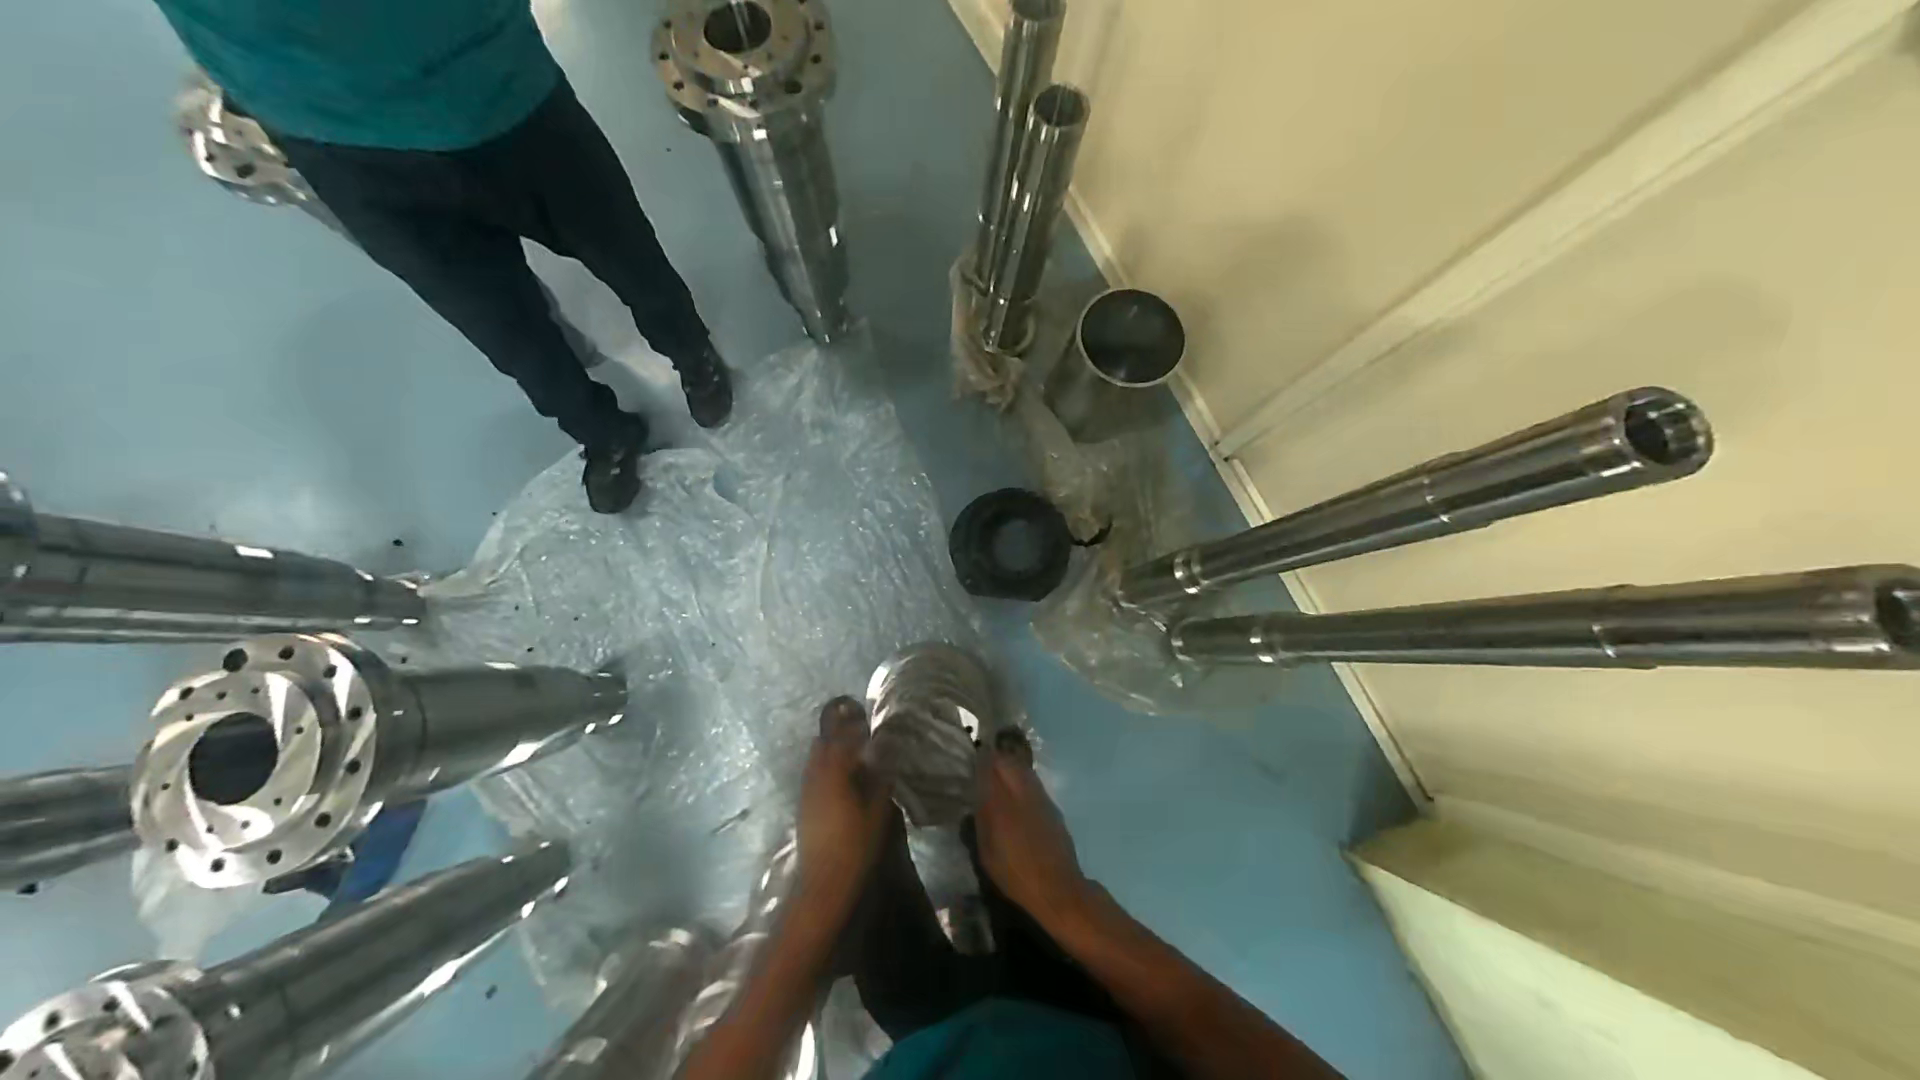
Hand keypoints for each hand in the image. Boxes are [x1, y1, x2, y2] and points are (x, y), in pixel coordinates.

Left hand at [794, 696, 893, 917]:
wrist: (823, 882)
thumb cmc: (855, 847)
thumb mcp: (876, 814)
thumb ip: (880, 782)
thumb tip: (885, 759)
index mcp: (834, 777)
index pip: (841, 742)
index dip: (852, 729)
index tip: (864, 720)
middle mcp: (815, 779)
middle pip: (821, 746)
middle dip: (837, 735)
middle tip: (855, 730)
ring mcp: (806, 793)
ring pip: (813, 760)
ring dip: (828, 750)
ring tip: (847, 750)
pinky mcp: (803, 806)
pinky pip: (811, 774)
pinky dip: (823, 766)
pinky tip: (838, 775)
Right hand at [974, 728, 1093, 931]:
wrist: (1058, 887)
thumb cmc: (1015, 875)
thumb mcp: (986, 853)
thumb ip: (980, 821)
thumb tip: (976, 799)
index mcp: (1001, 804)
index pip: (989, 769)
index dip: (980, 759)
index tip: (972, 756)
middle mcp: (1021, 794)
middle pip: (1007, 762)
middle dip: (995, 757)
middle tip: (984, 761)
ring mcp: (1040, 798)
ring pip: (1023, 769)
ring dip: (1010, 765)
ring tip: (1000, 771)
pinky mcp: (1052, 806)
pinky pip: (1033, 781)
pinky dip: (1022, 778)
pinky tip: (1017, 790)